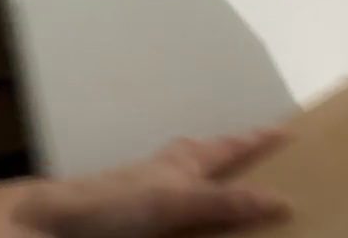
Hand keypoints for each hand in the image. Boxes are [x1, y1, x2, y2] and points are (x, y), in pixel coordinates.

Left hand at [14, 129, 290, 237]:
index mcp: (182, 162)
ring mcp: (149, 187)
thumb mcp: (178, 200)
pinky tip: (183, 210)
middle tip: (257, 146)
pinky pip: (171, 192)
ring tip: (225, 174)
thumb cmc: (116, 203)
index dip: (257, 139)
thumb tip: (278, 198)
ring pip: (187, 168)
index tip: (286, 130)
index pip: (229, 147)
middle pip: (207, 150)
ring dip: (208, 167)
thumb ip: (224, 200)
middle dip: (232, 147)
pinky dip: (185, 190)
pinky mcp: (135, 208)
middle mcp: (168, 169)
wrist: (61, 218)